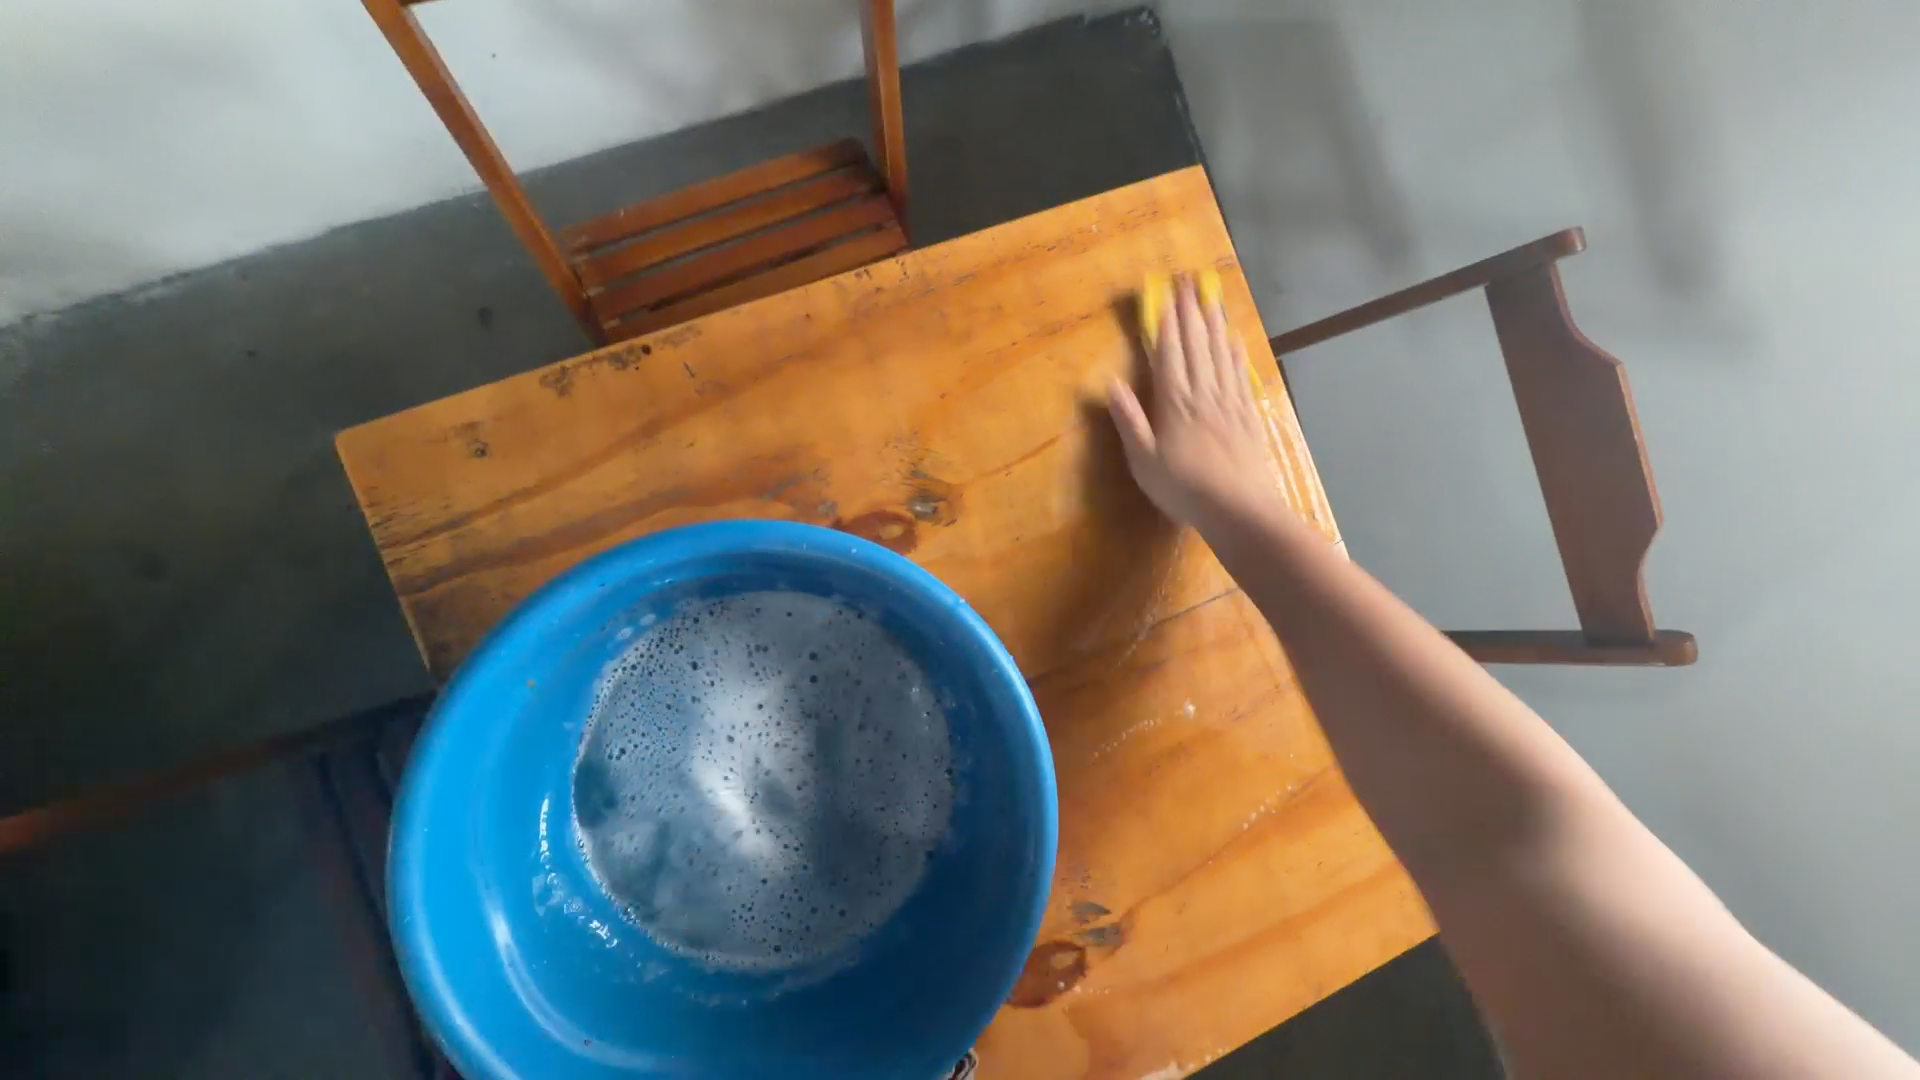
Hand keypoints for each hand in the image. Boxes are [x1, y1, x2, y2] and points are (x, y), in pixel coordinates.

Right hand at [1107, 275, 1271, 526]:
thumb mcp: (1143, 460)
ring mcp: (1230, 401)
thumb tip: (1112, 384)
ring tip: (1210, 296)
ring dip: (1214, 322)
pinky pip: (1240, 373)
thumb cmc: (1183, 488)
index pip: (1169, 352)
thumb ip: (1130, 421)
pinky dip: (1235, 351)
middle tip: (1188, 280)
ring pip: (1221, 352)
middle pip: (1197, 343)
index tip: (1164, 294)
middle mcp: (1204, 392)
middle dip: (1190, 310)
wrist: (1238, 508)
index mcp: (1175, 402)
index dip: (1166, 321)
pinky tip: (1234, 338)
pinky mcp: (1248, 414)